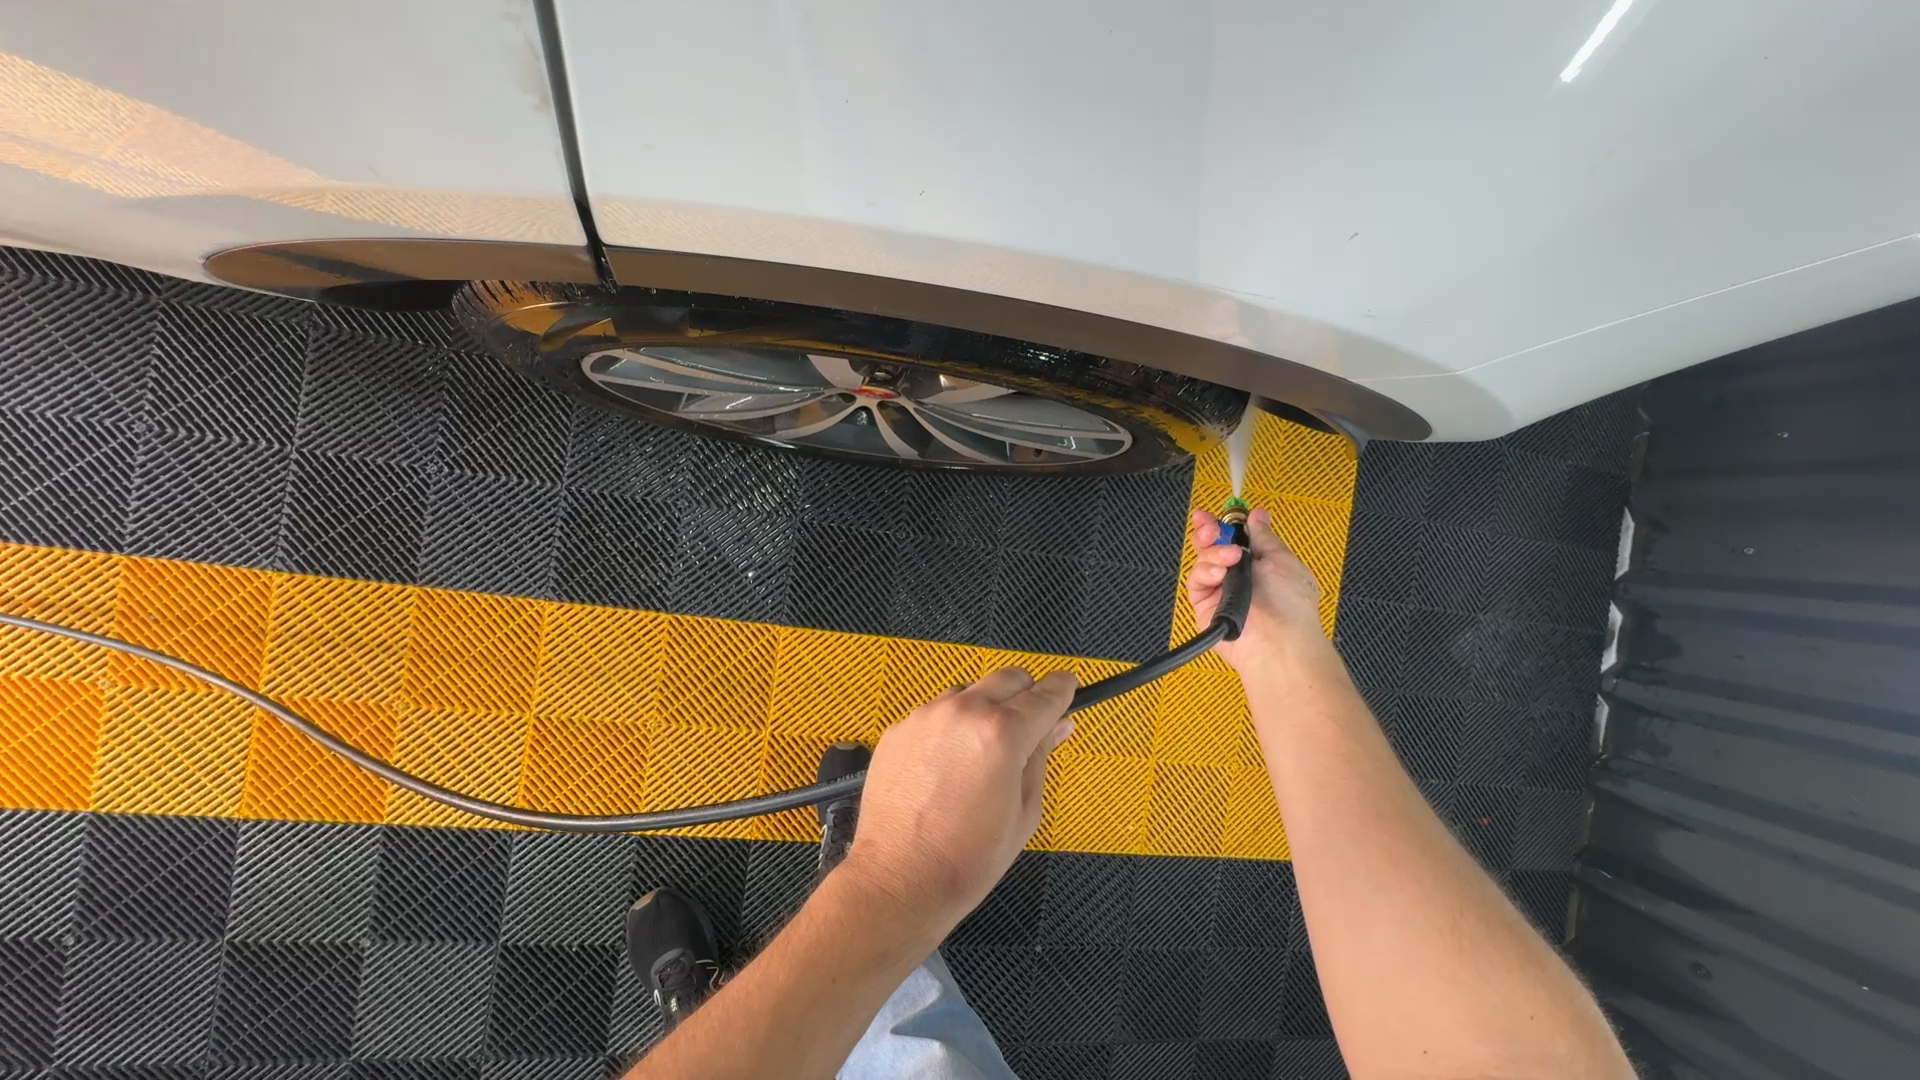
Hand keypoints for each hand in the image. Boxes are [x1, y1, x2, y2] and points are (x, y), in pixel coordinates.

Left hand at [840, 668, 1076, 935]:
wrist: (900, 880)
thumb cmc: (962, 859)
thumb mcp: (1025, 812)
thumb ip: (1042, 758)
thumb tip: (1056, 727)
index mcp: (1002, 735)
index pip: (1045, 694)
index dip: (1062, 689)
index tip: (1067, 686)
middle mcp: (962, 715)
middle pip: (1008, 677)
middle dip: (1025, 693)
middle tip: (1029, 722)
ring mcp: (927, 718)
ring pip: (970, 691)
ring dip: (984, 709)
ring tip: (982, 754)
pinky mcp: (900, 729)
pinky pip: (936, 713)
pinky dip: (950, 727)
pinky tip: (949, 765)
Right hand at [1188, 506, 1325, 669]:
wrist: (1278, 639)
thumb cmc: (1290, 605)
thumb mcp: (1281, 558)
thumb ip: (1263, 535)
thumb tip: (1258, 516)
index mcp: (1259, 562)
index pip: (1234, 536)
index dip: (1223, 523)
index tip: (1214, 514)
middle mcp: (1238, 575)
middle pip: (1212, 545)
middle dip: (1209, 532)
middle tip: (1211, 528)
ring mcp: (1221, 589)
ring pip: (1202, 559)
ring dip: (1213, 552)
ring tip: (1229, 557)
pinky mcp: (1205, 604)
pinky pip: (1196, 580)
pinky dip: (1205, 572)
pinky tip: (1219, 575)